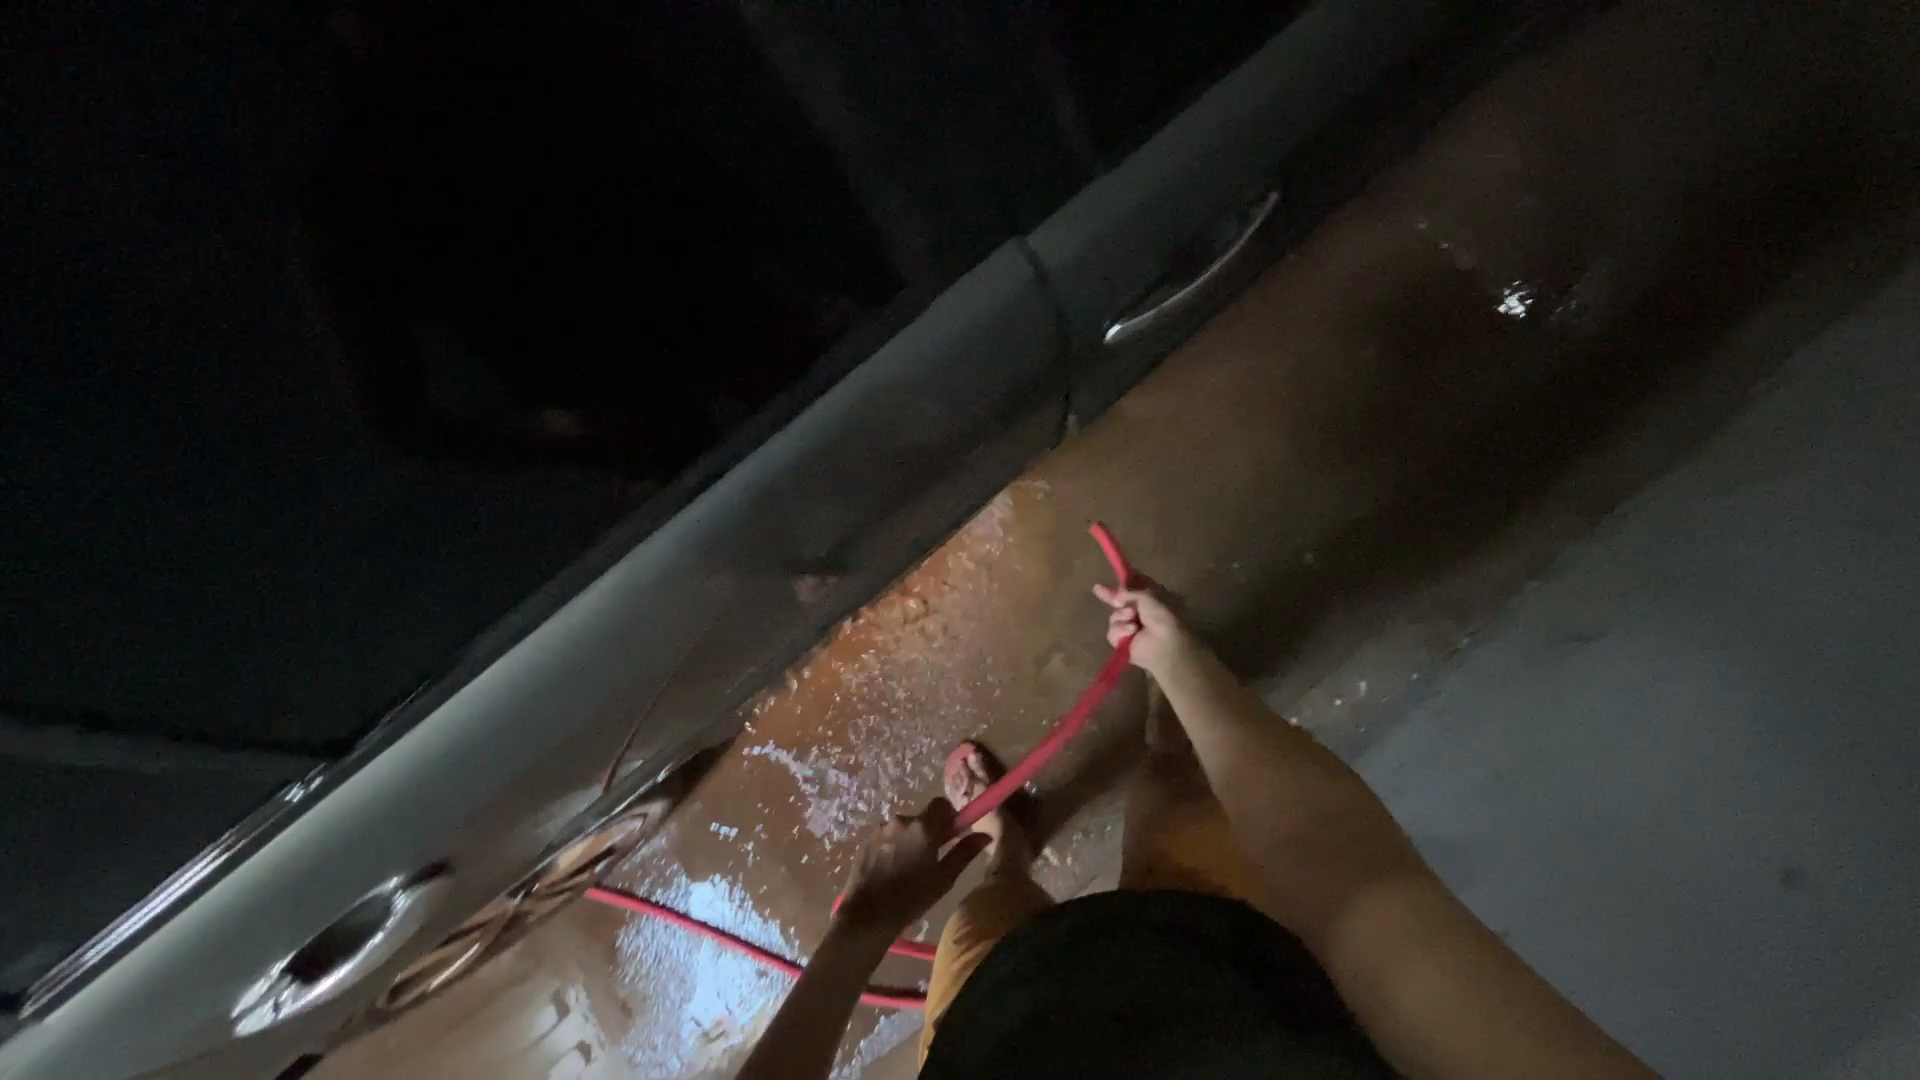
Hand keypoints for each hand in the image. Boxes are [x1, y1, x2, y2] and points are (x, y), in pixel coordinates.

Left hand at [836, 798, 989, 937]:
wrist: (867, 916)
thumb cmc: (912, 898)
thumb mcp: (944, 878)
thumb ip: (965, 852)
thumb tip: (985, 835)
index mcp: (922, 827)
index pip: (941, 803)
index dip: (949, 815)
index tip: (952, 835)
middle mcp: (900, 820)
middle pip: (922, 817)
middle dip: (930, 832)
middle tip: (932, 858)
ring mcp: (880, 829)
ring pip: (904, 828)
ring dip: (910, 840)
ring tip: (909, 869)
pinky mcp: (866, 840)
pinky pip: (887, 836)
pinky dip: (893, 847)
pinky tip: (892, 870)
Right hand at [1093, 581, 1197, 676]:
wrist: (1166, 645)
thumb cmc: (1163, 616)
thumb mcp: (1148, 596)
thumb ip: (1130, 591)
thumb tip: (1117, 595)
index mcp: (1153, 599)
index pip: (1135, 587)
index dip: (1124, 581)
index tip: (1113, 576)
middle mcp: (1142, 612)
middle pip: (1120, 602)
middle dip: (1112, 597)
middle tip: (1098, 589)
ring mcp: (1131, 628)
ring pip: (1114, 616)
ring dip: (1121, 615)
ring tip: (1132, 618)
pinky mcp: (1124, 643)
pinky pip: (1113, 632)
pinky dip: (1121, 631)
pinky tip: (1131, 632)